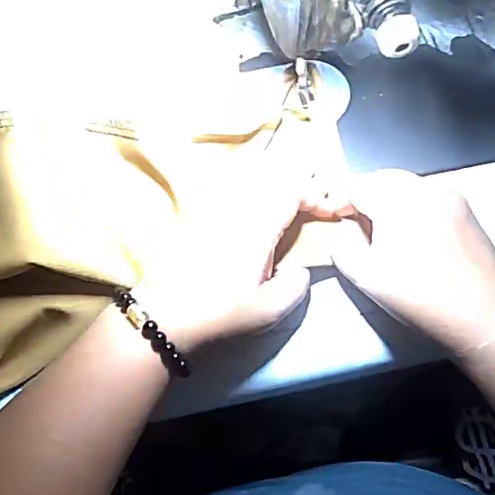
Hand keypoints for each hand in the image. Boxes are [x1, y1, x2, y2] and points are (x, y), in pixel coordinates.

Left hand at [131, 158, 314, 354]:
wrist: (164, 316)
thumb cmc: (219, 313)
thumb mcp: (269, 310)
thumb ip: (296, 287)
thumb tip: (301, 272)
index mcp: (257, 228)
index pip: (292, 191)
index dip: (316, 195)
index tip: (330, 212)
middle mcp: (235, 210)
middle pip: (271, 178)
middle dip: (298, 186)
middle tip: (313, 204)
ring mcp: (212, 212)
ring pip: (249, 182)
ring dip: (274, 189)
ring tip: (288, 207)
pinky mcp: (196, 220)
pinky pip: (228, 194)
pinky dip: (250, 196)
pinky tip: (254, 216)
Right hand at [313, 169, 494, 356]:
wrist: (483, 311)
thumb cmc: (420, 296)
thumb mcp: (365, 276)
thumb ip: (343, 244)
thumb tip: (348, 226)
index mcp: (395, 200)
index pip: (356, 185)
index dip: (340, 201)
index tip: (337, 221)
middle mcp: (423, 188)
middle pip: (382, 179)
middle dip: (367, 198)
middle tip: (361, 229)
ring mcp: (449, 195)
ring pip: (407, 186)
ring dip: (391, 202)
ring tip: (390, 235)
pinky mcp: (465, 209)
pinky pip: (429, 197)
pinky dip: (415, 208)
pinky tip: (418, 238)